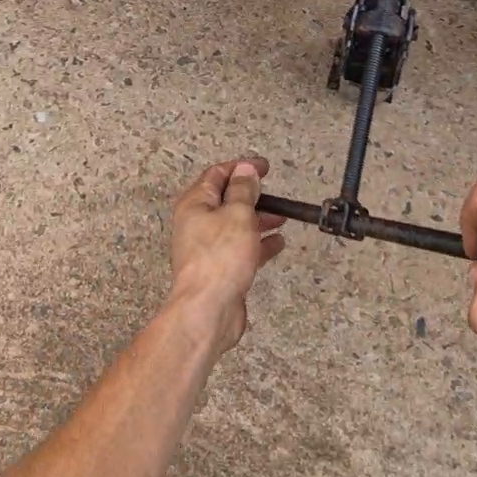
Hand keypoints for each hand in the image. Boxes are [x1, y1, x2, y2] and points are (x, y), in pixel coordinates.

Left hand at [166, 157, 286, 351]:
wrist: (208, 310)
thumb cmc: (219, 259)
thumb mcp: (237, 214)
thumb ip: (243, 190)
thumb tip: (245, 169)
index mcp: (195, 204)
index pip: (217, 175)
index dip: (241, 167)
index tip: (264, 167)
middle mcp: (197, 224)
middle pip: (226, 200)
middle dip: (251, 195)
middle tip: (273, 193)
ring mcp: (208, 248)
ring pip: (235, 225)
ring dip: (258, 219)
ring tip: (282, 217)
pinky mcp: (219, 269)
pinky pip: (241, 249)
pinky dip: (259, 243)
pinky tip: (278, 243)